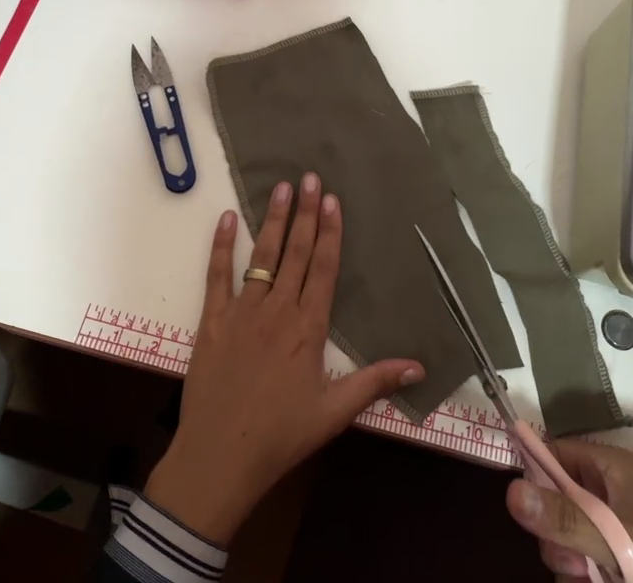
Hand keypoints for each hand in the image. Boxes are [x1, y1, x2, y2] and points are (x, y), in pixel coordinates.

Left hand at [144, 174, 424, 544]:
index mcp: (308, 328)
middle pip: (294, 253)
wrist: (220, 455)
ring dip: (271, 221)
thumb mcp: (335, 412)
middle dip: (304, 213)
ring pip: (261, 257)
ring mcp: (242, 313)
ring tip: (279, 187)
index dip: (329, 232)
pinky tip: (225, 219)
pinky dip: (220, 247)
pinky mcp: (212, 321)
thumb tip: (420, 366)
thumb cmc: (282, 435)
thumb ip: (375, 382)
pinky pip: (216, 277)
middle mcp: (277, 311)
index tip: (332, 200)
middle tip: (309, 176)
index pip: (322, 269)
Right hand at [507, 440, 632, 581]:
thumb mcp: (630, 543)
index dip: (532, 477)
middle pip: (556, 506)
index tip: (526, 512)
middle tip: (581, 565)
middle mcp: (613, 496)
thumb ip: (569, 521)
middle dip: (558, 540)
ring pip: (572, 544)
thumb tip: (509, 492)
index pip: (552, 454)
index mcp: (612, 470)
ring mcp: (624, 534)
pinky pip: (593, 569)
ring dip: (575, 569)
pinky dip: (592, 581)